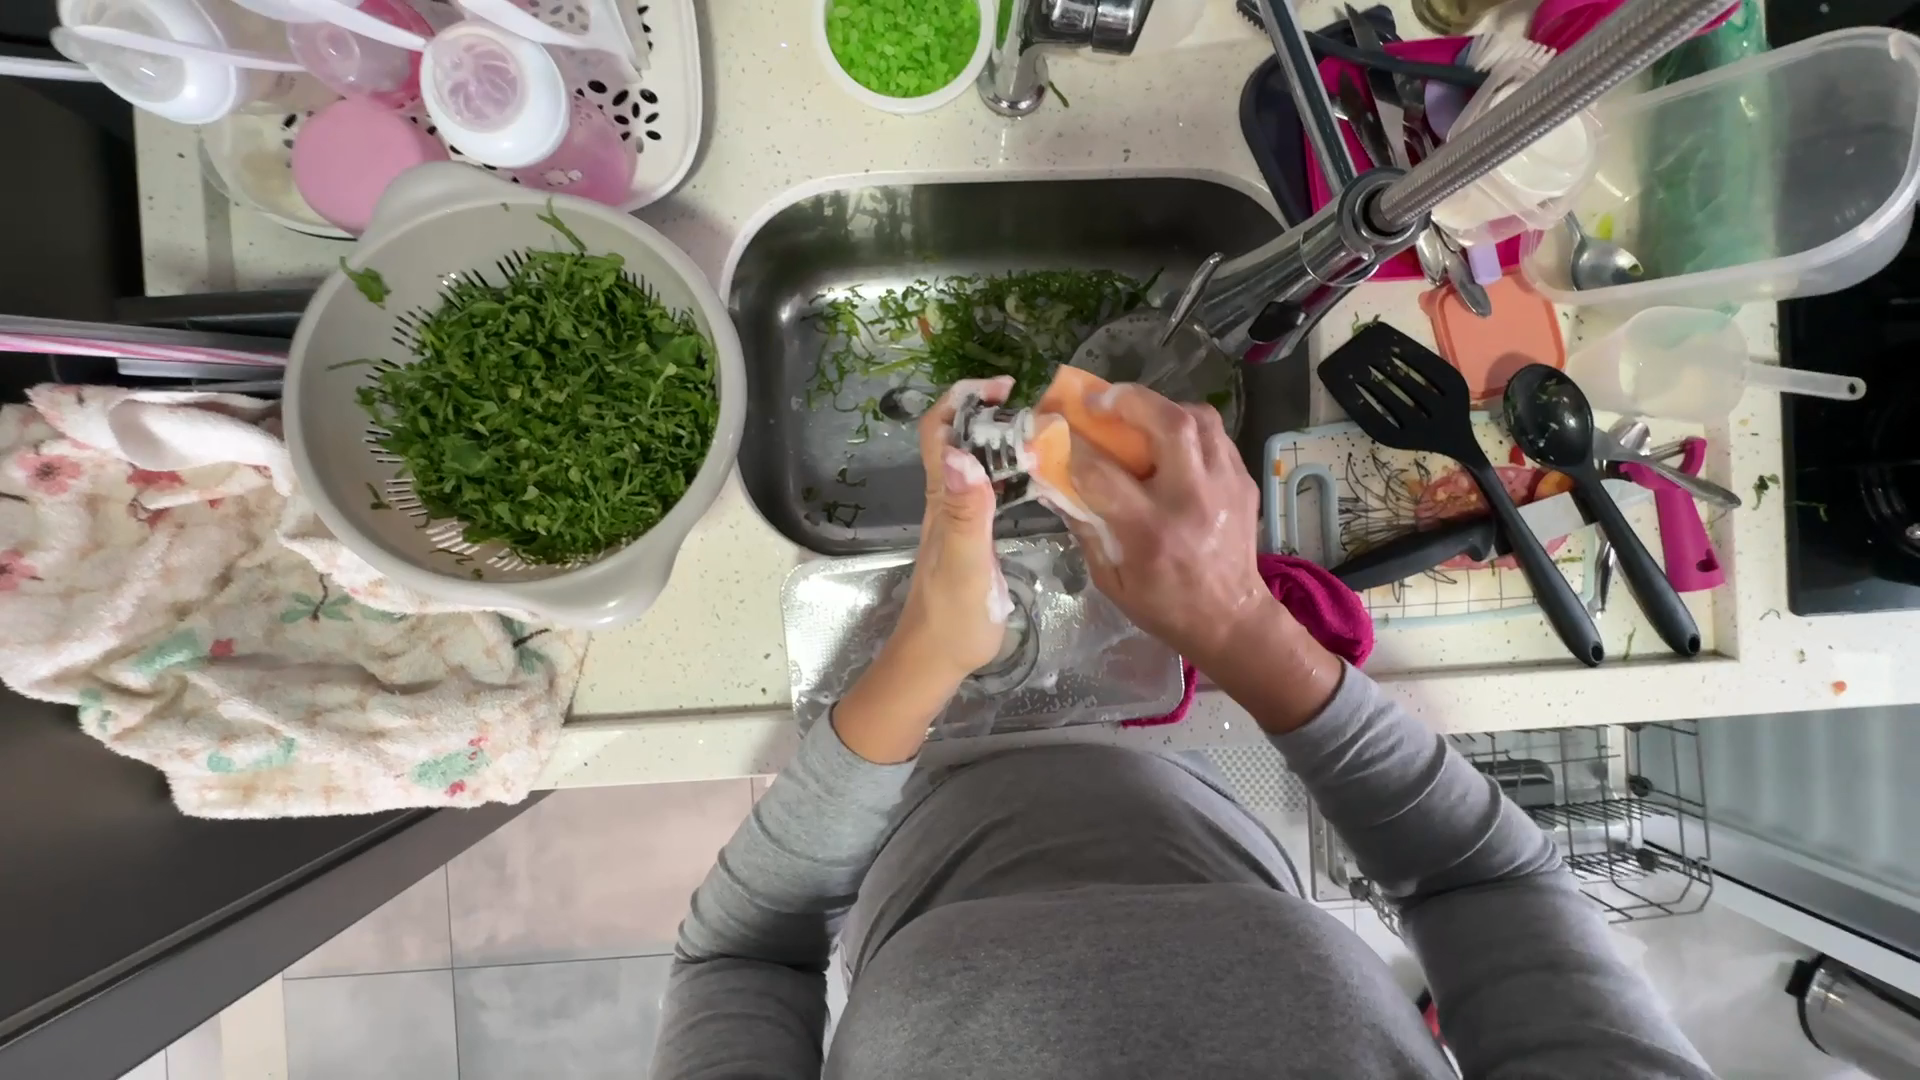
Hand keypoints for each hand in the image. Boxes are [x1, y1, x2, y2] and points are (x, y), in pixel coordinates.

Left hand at [891, 376, 1014, 681]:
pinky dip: (1008, 470)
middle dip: (986, 410)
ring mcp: (958, 517)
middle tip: (1033, 408)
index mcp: (942, 499)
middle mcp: (946, 499)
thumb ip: (965, 514)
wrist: (937, 657)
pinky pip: (987, 488)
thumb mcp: (964, 565)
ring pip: (972, 461)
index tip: (1001, 387)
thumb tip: (963, 455)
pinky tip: (1036, 476)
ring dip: (999, 438)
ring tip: (1042, 433)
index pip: (938, 431)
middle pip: (955, 438)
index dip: (962, 398)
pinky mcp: (971, 535)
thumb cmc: (952, 617)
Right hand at [1062, 383, 1270, 674]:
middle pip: (1169, 424)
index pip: (1103, 473)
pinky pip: (1215, 436)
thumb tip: (1058, 482)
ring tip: (1139, 416)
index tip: (1056, 430)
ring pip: (1200, 418)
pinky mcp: (1244, 481)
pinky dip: (1188, 429)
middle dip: (1131, 400)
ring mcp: (1225, 486)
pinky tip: (1170, 444)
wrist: (1231, 620)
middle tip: (1102, 399)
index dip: (1074, 447)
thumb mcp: (1109, 578)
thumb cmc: (1162, 606)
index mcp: (1150, 532)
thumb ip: (1084, 527)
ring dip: (1163, 407)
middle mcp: (1191, 500)